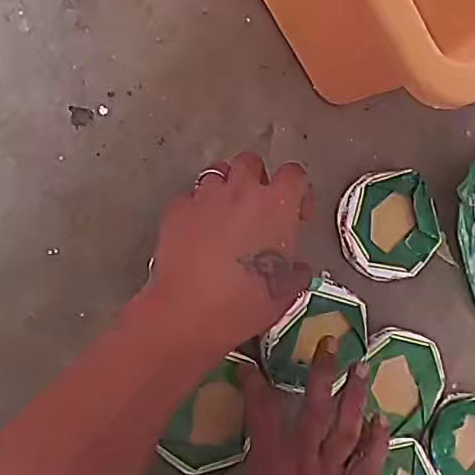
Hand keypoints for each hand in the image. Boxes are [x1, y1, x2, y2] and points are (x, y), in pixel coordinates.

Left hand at [144, 153, 313, 355]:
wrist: (189, 313)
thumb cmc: (242, 304)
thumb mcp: (285, 293)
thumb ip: (296, 273)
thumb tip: (297, 270)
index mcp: (277, 205)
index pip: (295, 174)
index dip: (298, 191)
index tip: (296, 212)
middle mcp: (241, 191)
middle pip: (251, 162)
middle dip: (256, 179)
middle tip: (257, 208)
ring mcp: (205, 197)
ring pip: (217, 173)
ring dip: (225, 189)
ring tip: (225, 217)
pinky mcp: (176, 210)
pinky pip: (190, 197)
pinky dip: (196, 209)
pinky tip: (197, 232)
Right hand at [227, 342, 390, 474]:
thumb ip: (250, 456)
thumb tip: (257, 435)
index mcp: (270, 458)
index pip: (261, 407)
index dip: (254, 382)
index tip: (248, 364)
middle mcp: (303, 458)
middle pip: (316, 407)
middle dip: (322, 372)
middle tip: (330, 343)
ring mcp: (329, 473)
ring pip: (346, 428)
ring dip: (355, 396)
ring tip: (362, 368)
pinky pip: (365, 464)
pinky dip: (375, 442)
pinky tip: (380, 420)